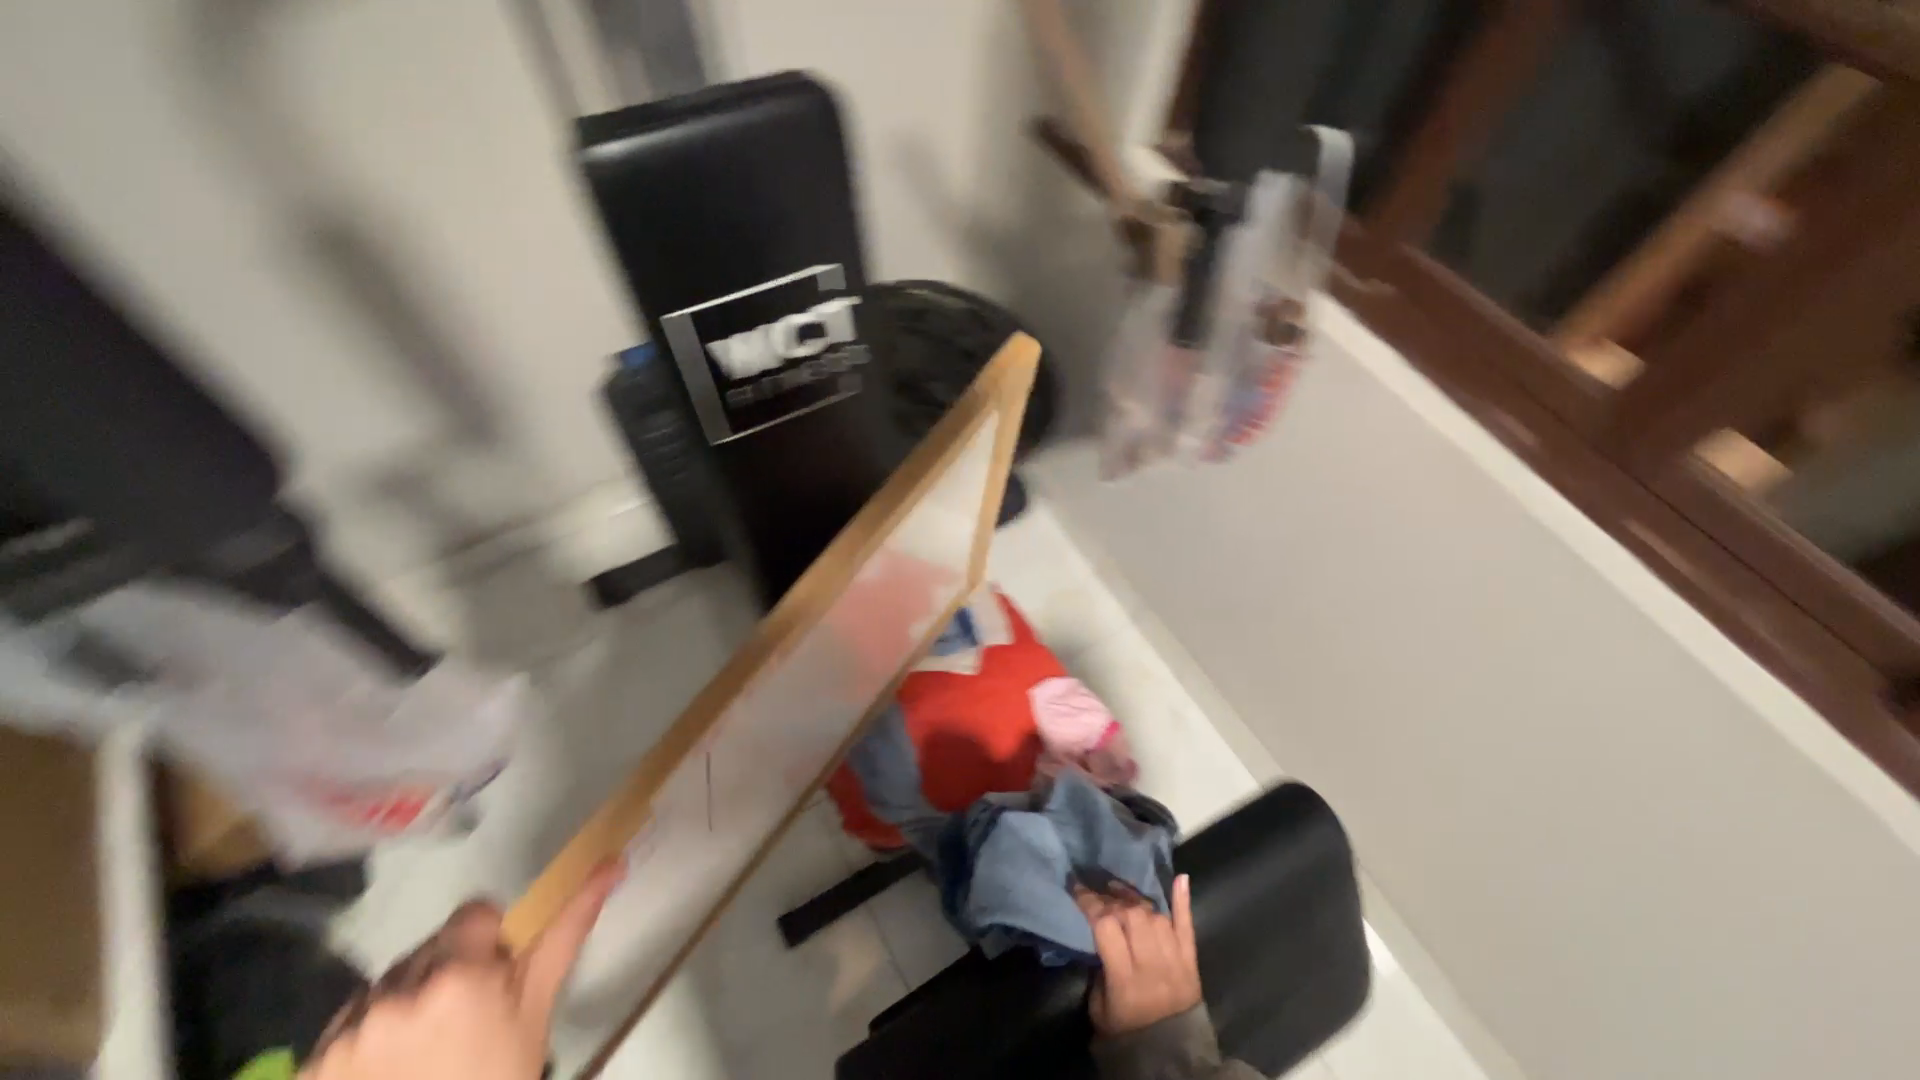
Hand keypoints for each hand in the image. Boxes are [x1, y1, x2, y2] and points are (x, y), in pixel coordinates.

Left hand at [302, 862, 623, 1079]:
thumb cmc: (502, 1079)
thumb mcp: (538, 1010)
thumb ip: (568, 930)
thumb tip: (612, 863)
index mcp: (458, 975)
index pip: (474, 914)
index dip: (490, 943)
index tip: (496, 981)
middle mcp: (396, 991)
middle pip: (430, 947)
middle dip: (449, 971)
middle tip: (466, 1023)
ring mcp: (348, 1030)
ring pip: (389, 982)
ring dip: (407, 1001)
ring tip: (424, 1053)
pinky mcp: (314, 1064)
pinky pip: (349, 1022)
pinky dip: (369, 1037)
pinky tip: (390, 1071)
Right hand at [1074, 874, 1200, 1035]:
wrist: (1170, 1054)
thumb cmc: (1127, 1032)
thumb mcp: (1099, 1009)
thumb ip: (1099, 970)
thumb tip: (1099, 936)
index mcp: (1125, 978)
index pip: (1107, 926)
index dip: (1090, 903)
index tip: (1076, 888)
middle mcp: (1152, 962)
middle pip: (1133, 915)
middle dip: (1112, 899)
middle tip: (1098, 893)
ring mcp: (1175, 958)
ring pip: (1156, 915)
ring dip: (1136, 900)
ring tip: (1120, 892)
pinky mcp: (1191, 959)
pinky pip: (1188, 925)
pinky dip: (1183, 901)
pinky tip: (1180, 878)